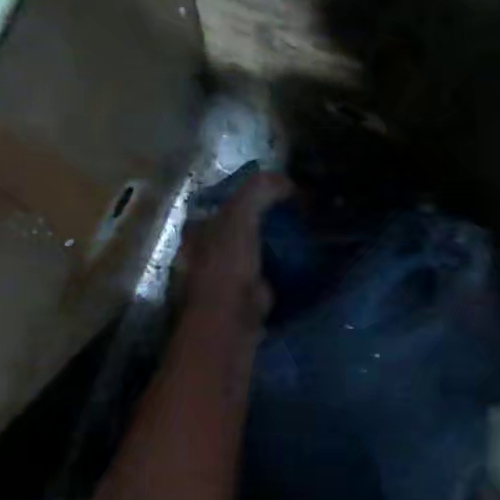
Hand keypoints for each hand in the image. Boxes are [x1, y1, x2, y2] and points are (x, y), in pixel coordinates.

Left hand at [182, 171, 289, 330]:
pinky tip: (300, 265)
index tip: (279, 193)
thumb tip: (286, 180)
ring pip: (253, 253)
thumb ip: (259, 192)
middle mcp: (205, 253)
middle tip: (295, 215)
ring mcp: (224, 279)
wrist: (230, 319)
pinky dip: (281, 271)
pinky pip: (266, 276)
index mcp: (197, 230)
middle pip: (238, 228)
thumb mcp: (240, 216)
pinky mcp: (243, 300)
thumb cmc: (226, 264)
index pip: (223, 203)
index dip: (249, 196)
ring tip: (303, 237)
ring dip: (273, 247)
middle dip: (263, 222)